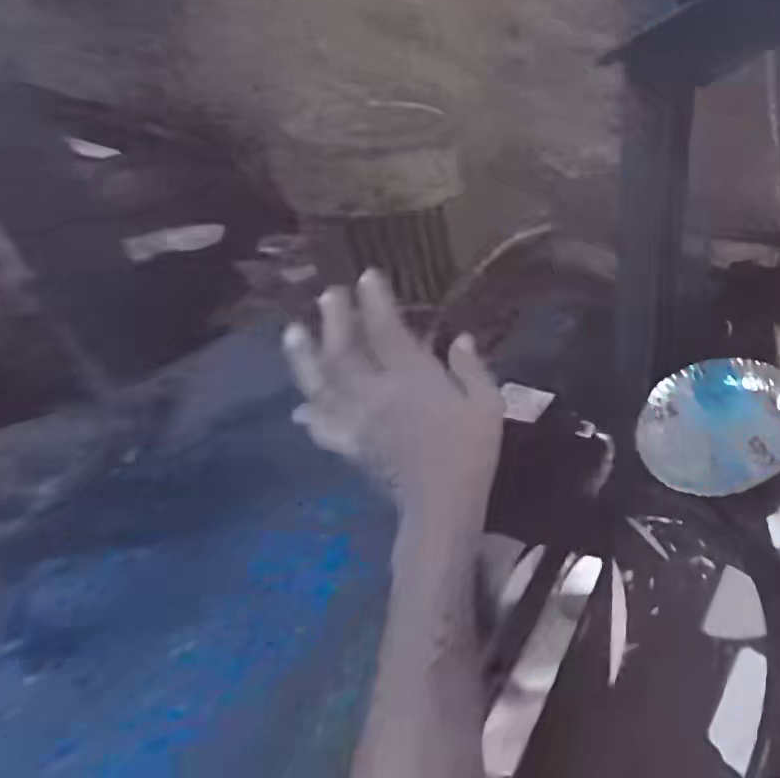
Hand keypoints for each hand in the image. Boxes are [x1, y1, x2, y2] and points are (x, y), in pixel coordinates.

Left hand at [283, 269, 504, 524]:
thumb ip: (470, 368)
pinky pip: (320, 423)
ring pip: (320, 382)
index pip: (386, 331)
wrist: (442, 502)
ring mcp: (356, 420)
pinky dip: (309, 409)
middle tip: (329, 294)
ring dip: (304, 355)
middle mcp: (376, 394)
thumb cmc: (472, 448)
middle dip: (335, 318)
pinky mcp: (348, 445)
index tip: (367, 276)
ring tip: (292, 331)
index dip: (375, 302)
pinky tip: (301, 403)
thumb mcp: (487, 402)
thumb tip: (458, 339)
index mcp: (413, 379)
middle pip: (344, 350)